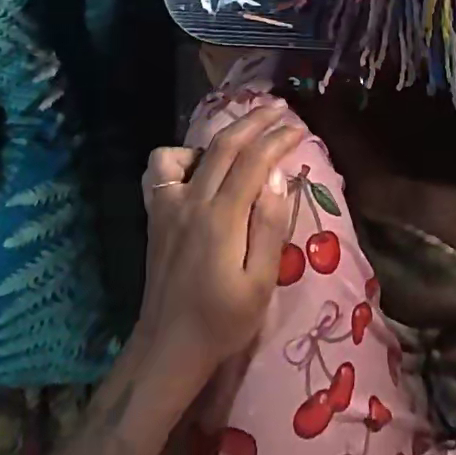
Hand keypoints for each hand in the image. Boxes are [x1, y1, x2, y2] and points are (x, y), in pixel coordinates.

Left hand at [137, 102, 302, 377]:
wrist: (168, 346)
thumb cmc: (223, 321)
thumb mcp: (261, 285)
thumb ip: (270, 227)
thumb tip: (277, 176)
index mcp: (222, 219)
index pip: (254, 161)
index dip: (278, 138)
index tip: (299, 128)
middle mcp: (193, 200)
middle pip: (227, 144)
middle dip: (257, 120)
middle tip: (281, 107)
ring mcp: (169, 203)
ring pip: (194, 148)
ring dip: (223, 132)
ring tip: (246, 133)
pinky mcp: (156, 211)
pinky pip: (163, 166)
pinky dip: (183, 155)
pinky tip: (200, 166)